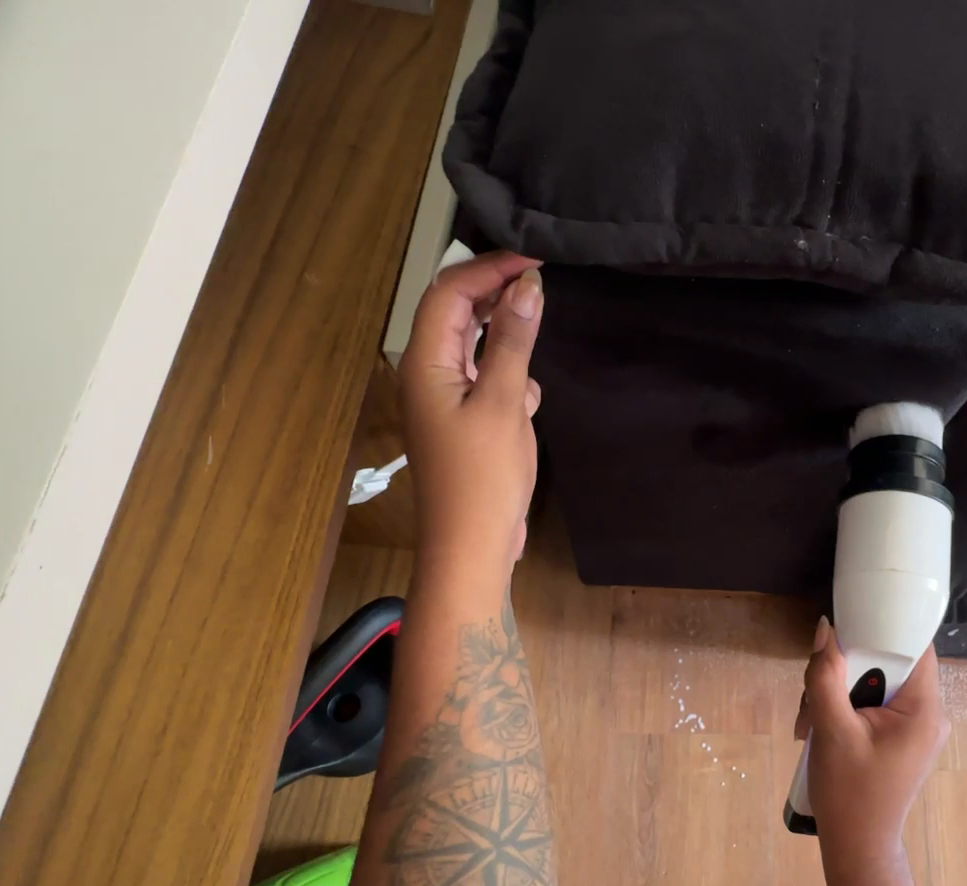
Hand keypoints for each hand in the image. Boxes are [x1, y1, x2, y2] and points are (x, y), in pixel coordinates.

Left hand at [400, 252, 543, 575]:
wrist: (472, 546)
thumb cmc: (483, 476)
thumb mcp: (503, 402)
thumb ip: (513, 341)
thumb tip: (527, 286)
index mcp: (425, 363)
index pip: (450, 293)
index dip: (489, 267)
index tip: (536, 258)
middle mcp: (428, 374)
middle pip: (457, 315)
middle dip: (497, 296)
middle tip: (541, 284)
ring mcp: (446, 401)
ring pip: (474, 348)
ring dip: (505, 339)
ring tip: (536, 336)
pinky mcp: (466, 423)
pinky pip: (486, 381)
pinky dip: (509, 378)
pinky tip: (528, 399)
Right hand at [795, 617, 947, 875]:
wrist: (857, 849)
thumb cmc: (849, 792)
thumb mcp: (831, 729)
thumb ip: (826, 676)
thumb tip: (826, 629)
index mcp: (924, 709)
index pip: (914, 646)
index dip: (882, 630)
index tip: (848, 632)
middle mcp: (928, 714)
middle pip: (887, 664)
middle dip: (844, 674)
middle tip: (813, 697)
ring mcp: (915, 728)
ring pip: (874, 685)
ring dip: (837, 695)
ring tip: (811, 725)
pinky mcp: (900, 739)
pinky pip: (873, 706)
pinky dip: (845, 711)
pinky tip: (821, 732)